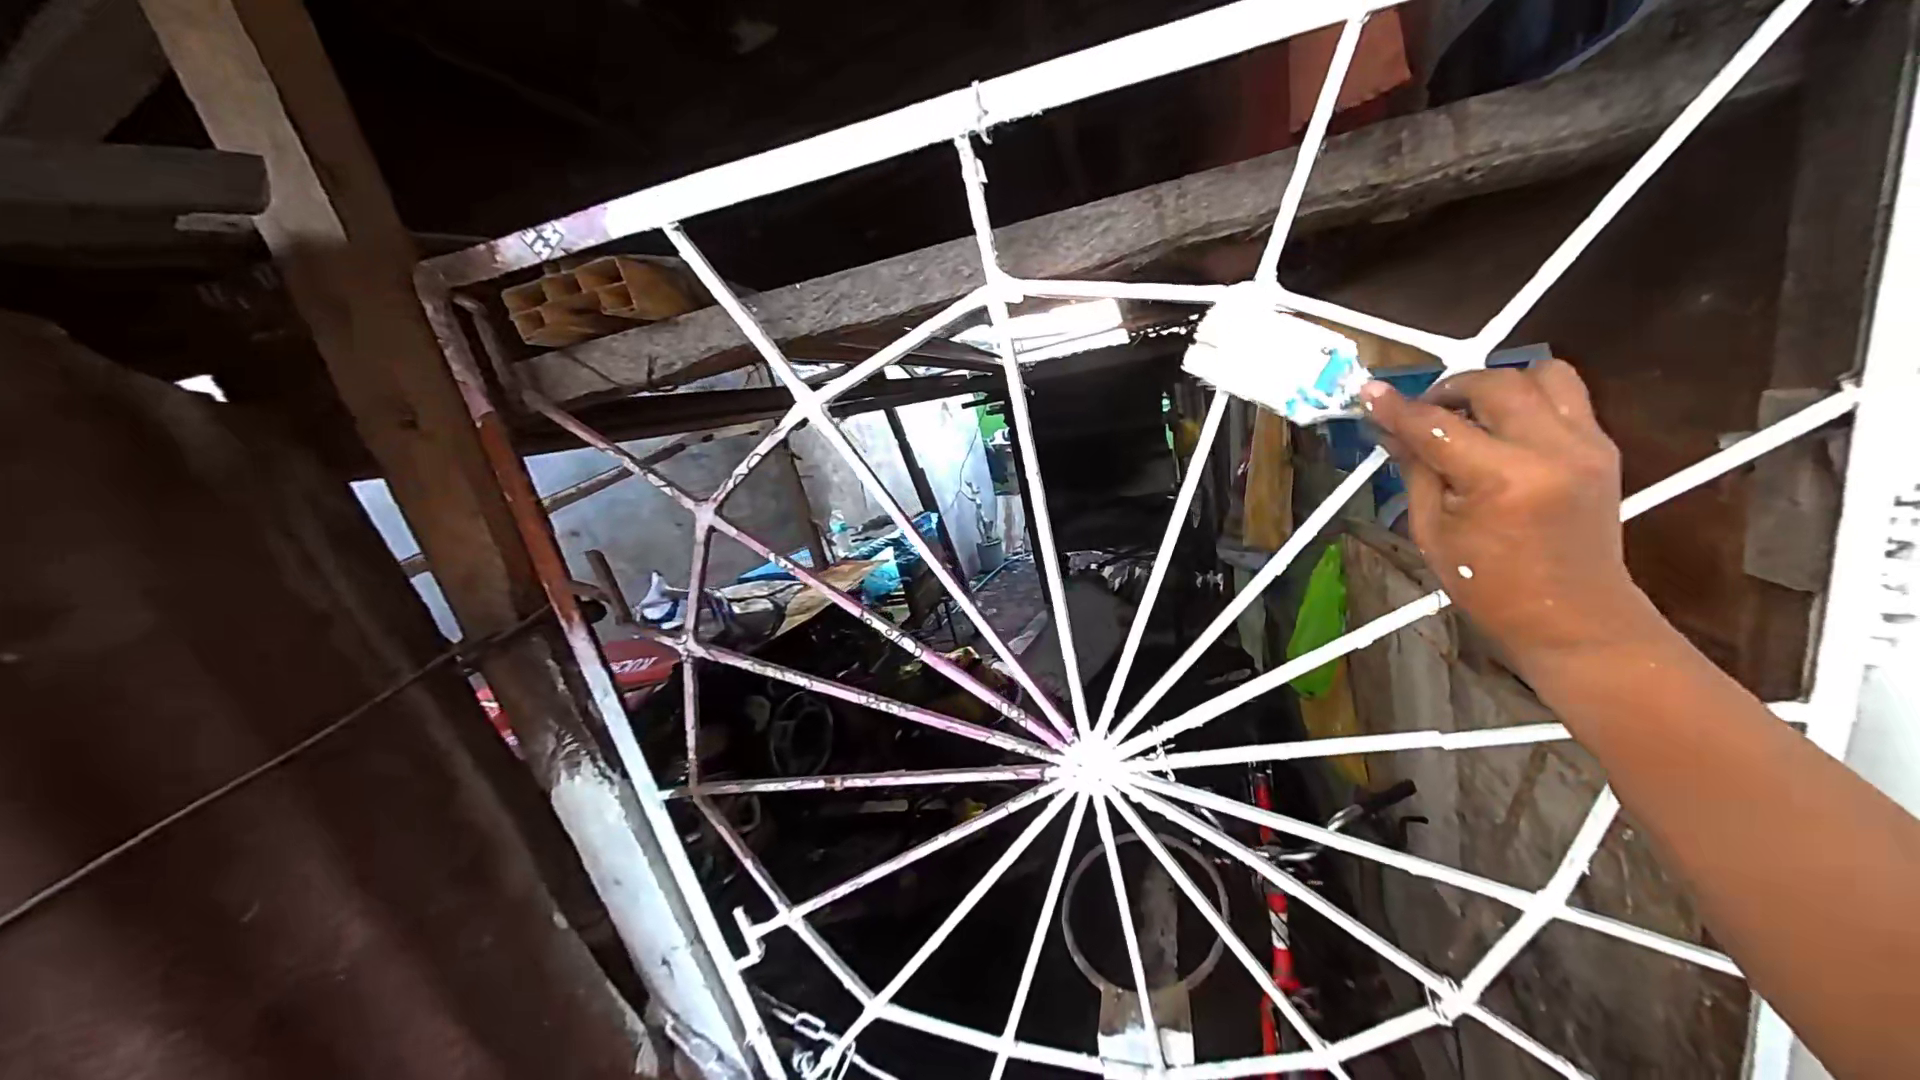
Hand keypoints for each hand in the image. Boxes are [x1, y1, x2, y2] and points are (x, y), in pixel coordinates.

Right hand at [1360, 360, 1666, 671]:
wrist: (1571, 615)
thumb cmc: (1488, 584)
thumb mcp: (1431, 529)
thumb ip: (1415, 470)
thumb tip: (1392, 432)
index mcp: (1503, 480)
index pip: (1437, 425)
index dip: (1396, 408)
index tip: (1369, 393)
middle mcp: (1553, 450)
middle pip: (1495, 384)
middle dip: (1449, 389)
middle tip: (1422, 411)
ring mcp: (1587, 444)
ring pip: (1543, 374)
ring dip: (1497, 384)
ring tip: (1468, 411)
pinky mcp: (1603, 446)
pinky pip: (1565, 397)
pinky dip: (1527, 399)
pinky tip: (1501, 427)